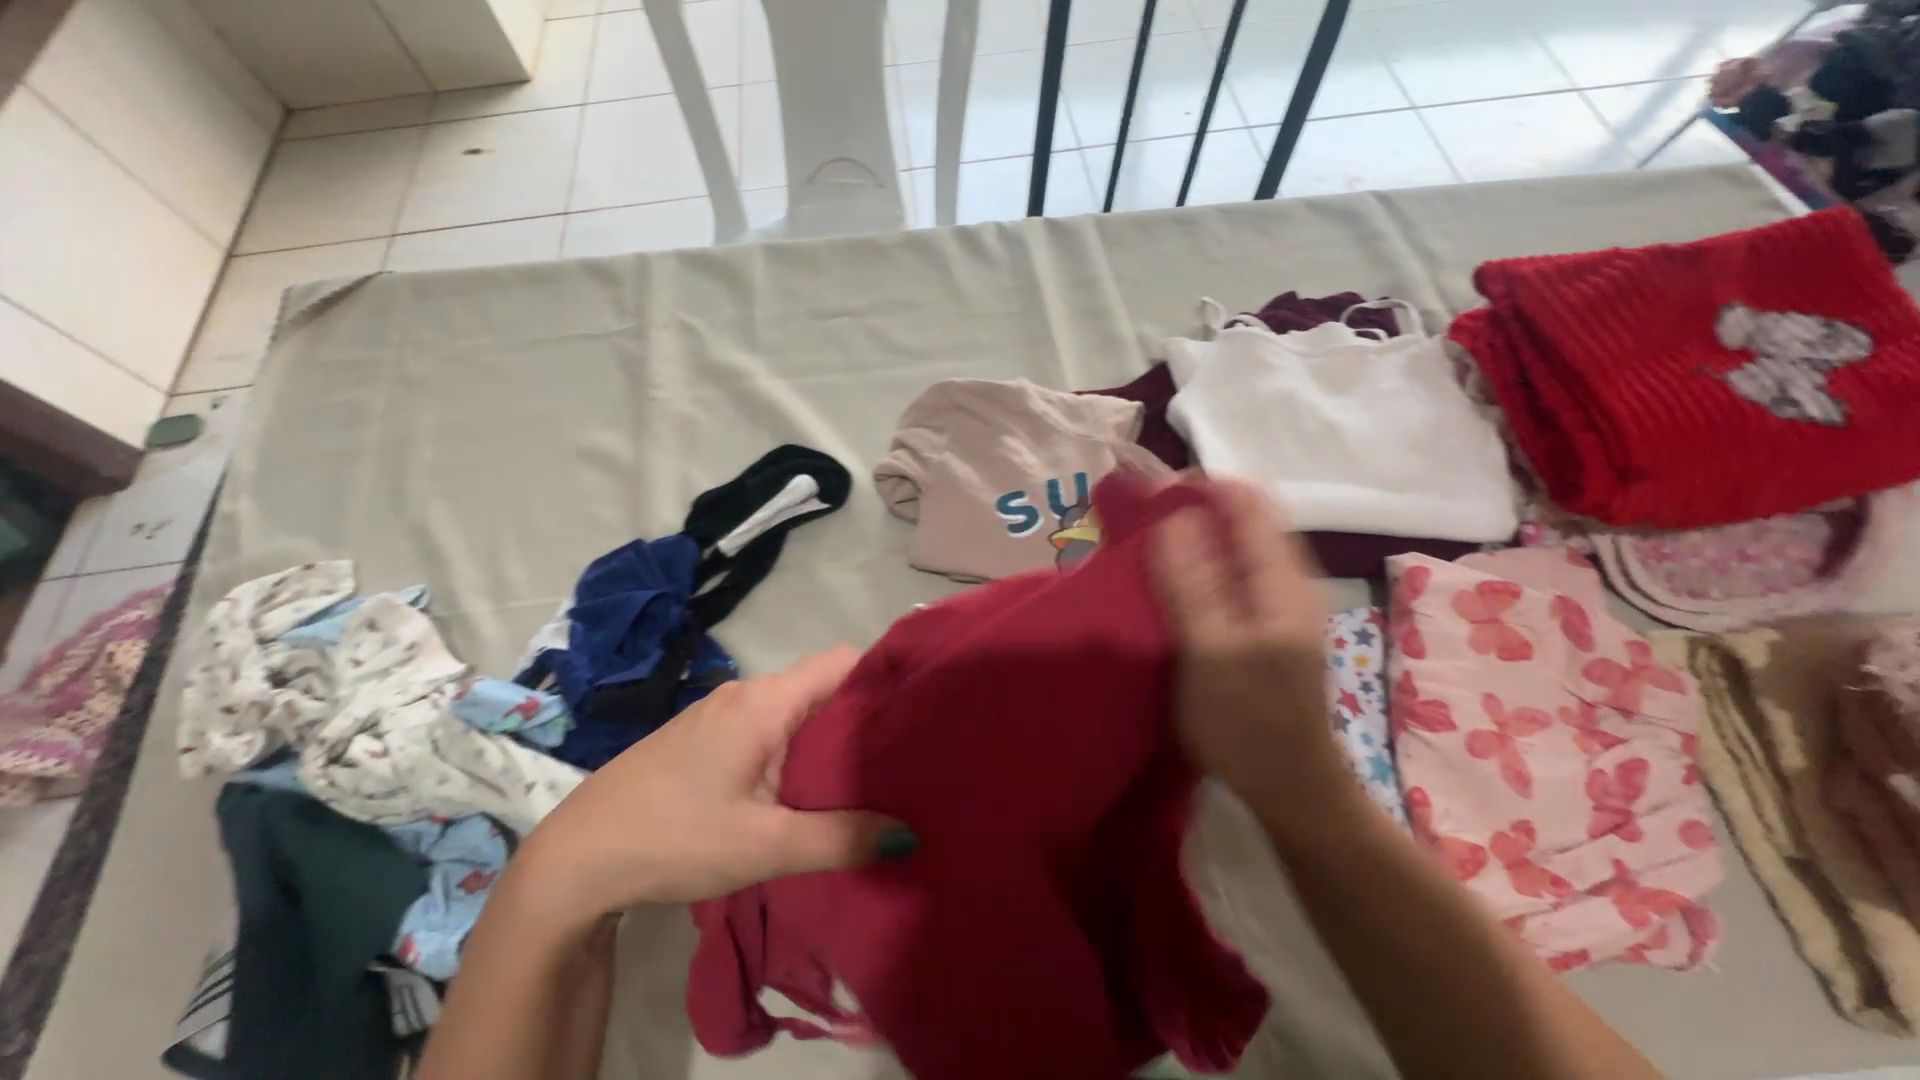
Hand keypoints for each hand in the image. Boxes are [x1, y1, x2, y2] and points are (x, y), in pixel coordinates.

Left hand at [511, 647, 914, 925]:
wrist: (575, 860)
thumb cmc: (674, 839)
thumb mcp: (766, 846)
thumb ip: (841, 838)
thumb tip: (909, 835)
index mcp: (763, 702)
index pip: (842, 660)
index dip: (885, 675)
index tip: (924, 706)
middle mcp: (743, 695)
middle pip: (821, 686)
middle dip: (864, 715)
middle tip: (908, 755)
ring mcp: (717, 716)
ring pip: (793, 711)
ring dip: (828, 737)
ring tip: (868, 777)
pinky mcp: (700, 741)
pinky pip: (767, 729)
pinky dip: (796, 750)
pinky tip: (807, 790)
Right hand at [1149, 478, 1351, 826]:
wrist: (1290, 788)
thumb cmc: (1249, 724)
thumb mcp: (1213, 654)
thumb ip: (1194, 585)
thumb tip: (1172, 517)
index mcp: (1283, 582)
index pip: (1246, 502)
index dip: (1198, 489)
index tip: (1145, 496)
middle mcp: (1286, 582)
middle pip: (1239, 522)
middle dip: (1187, 513)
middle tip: (1133, 525)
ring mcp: (1277, 606)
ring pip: (1232, 550)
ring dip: (1188, 543)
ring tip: (1139, 551)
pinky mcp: (1262, 628)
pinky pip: (1228, 579)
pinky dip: (1195, 572)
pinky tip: (1164, 588)